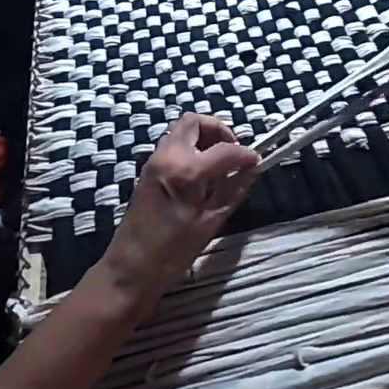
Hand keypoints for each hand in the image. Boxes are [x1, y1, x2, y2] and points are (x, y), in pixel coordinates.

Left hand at [95, 113, 258, 306]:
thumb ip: (233, 191)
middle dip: (218, 130)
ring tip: (220, 161)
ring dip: (202, 137)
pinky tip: (203, 171)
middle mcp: (167, 156)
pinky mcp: (148, 169)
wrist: (131, 266)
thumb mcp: (210, 222)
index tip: (257, 161)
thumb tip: (251, 171)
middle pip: (194, 122)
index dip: (245, 154)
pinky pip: (172, 145)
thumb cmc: (173, 250)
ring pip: (180, 130)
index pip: (223, 149)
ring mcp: (154, 160)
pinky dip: (190, 147)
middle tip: (233, 151)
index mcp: (185, 170)